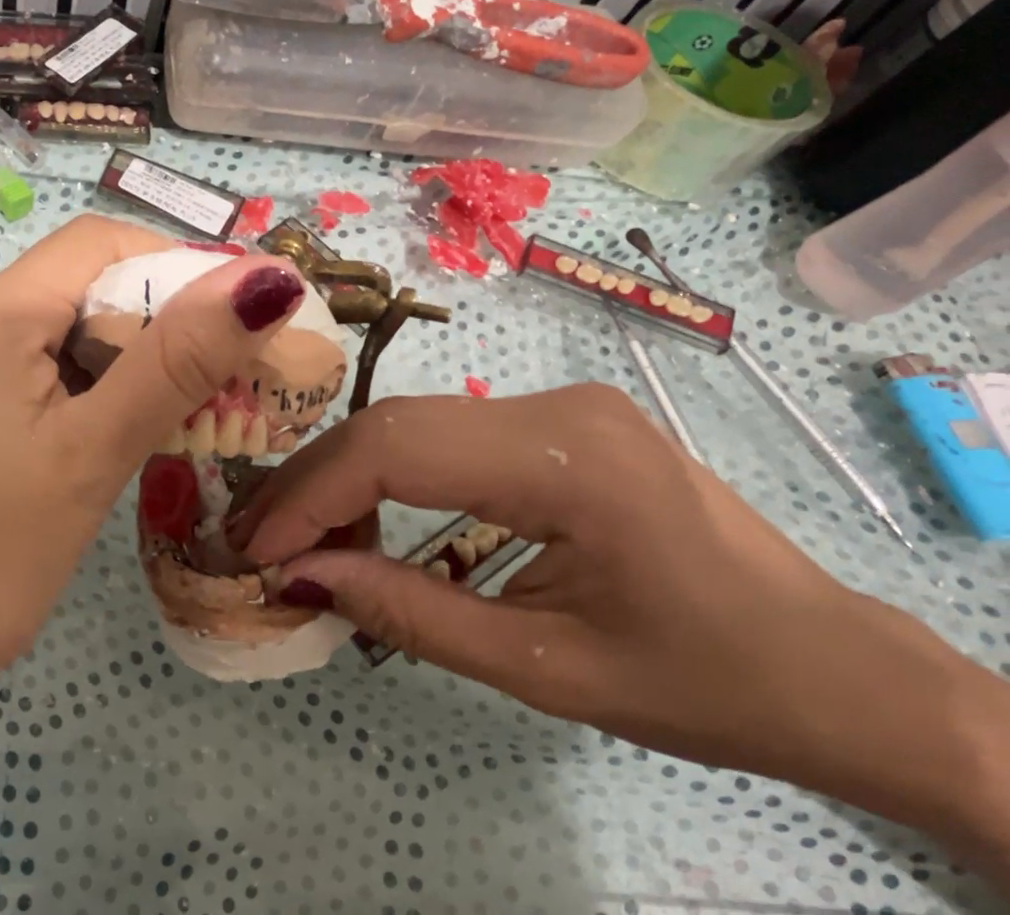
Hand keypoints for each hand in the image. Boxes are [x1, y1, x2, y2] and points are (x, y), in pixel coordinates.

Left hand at [0, 215, 308, 680]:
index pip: (100, 243)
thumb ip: (176, 362)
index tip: (247, 316)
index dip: (181, 264)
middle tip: (226, 380)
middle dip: (155, 321)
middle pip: (73, 287)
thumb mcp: (90, 455)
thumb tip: (264, 277)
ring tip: (178, 414)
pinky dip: (69, 390)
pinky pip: (13, 374)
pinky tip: (102, 437)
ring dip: (116, 361)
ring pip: (45, 335)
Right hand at [236, 384, 1009, 869]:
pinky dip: (387, 478)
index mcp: (570, 461)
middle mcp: (561, 406)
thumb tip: (297, 579)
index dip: (308, 498)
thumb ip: (407, 614)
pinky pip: (446, 437)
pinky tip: (360, 521)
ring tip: (295, 540)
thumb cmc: (703, 685)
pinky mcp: (560, 423)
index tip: (256, 553)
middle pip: (394, 426)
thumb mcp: (542, 671)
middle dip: (311, 486)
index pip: (394, 450)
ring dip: (342, 480)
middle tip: (255, 545)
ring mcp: (563, 406)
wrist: (836, 672)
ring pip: (411, 425)